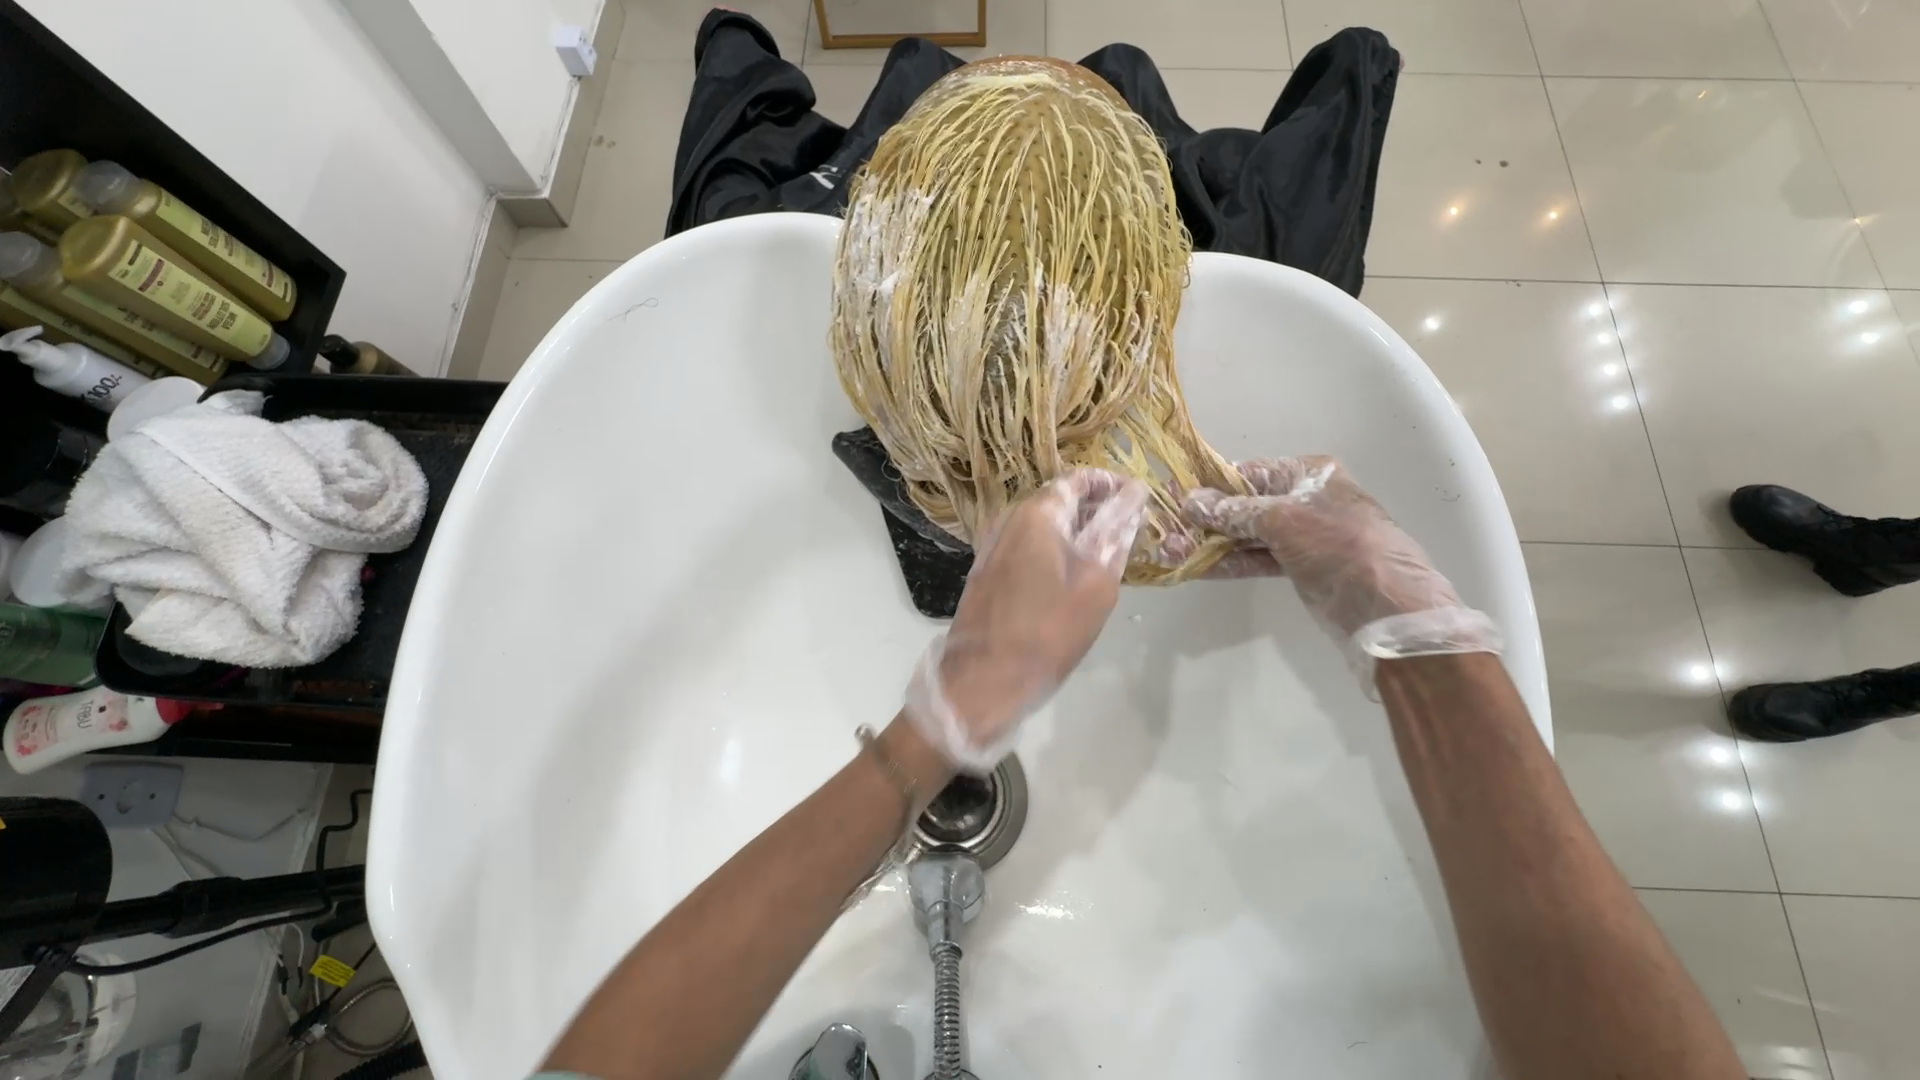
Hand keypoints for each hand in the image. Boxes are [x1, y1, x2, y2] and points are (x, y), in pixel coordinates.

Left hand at [904, 469, 1147, 771]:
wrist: (982, 680)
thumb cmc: (1047, 632)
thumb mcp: (1097, 582)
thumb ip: (1116, 532)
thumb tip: (1133, 495)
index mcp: (1036, 513)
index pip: (1079, 479)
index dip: (1112, 485)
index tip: (1139, 502)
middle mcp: (1007, 520)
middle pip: (1059, 500)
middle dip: (1095, 510)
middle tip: (1129, 533)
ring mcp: (992, 547)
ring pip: (1042, 526)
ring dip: (1075, 533)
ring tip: (1107, 557)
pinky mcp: (986, 573)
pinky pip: (1027, 548)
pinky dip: (1053, 552)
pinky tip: (1072, 578)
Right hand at [1181, 456, 1499, 684]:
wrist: (1387, 605)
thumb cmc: (1341, 546)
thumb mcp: (1285, 520)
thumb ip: (1235, 511)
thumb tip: (1190, 501)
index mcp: (1308, 474)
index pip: (1247, 474)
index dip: (1210, 486)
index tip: (1174, 498)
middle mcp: (1304, 499)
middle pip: (1243, 505)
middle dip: (1204, 520)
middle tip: (1165, 533)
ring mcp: (1301, 536)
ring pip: (1245, 535)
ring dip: (1209, 544)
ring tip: (1170, 552)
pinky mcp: (1298, 567)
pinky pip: (1254, 560)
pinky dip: (1227, 563)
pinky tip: (1194, 566)